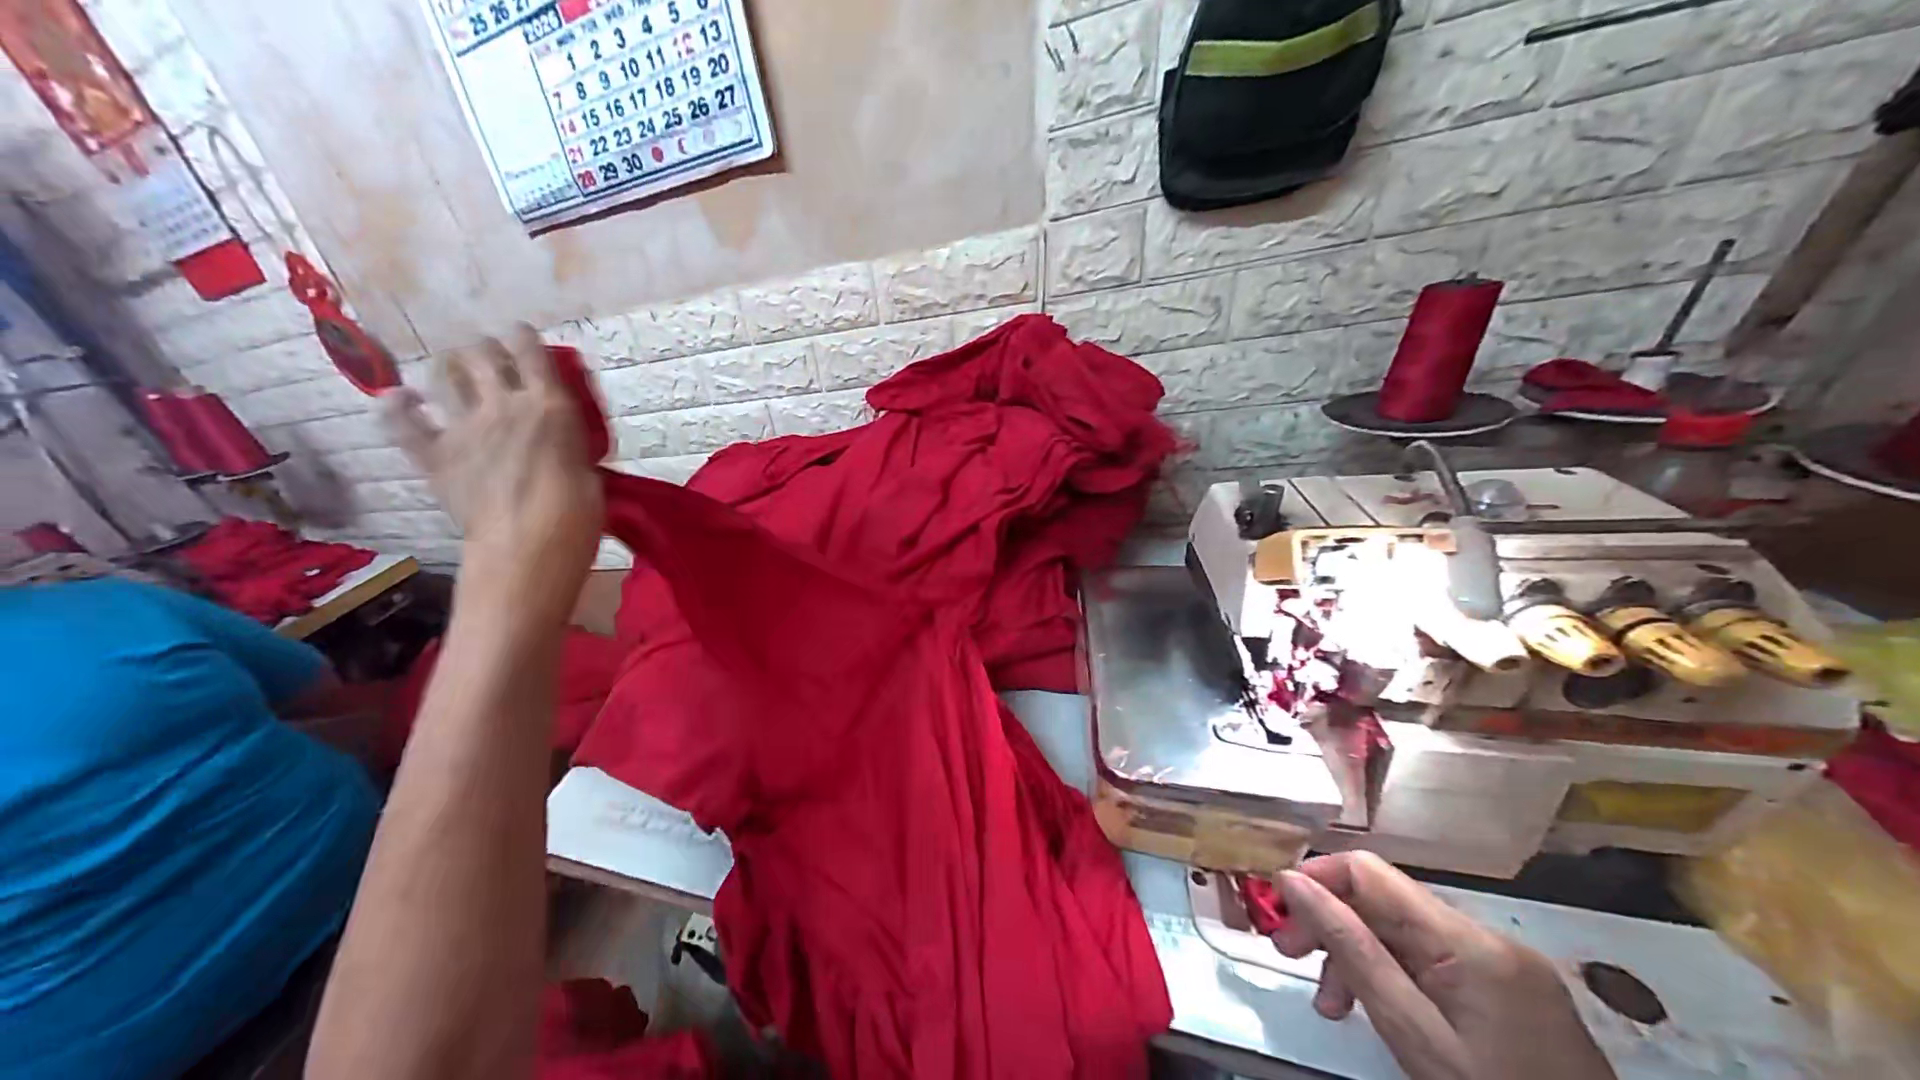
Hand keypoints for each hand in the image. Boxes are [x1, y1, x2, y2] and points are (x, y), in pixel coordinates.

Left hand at [380, 324, 603, 622]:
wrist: (530, 545)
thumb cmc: (579, 512)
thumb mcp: (589, 467)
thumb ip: (568, 442)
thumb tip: (559, 440)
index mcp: (550, 404)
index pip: (530, 350)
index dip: (523, 336)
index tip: (522, 336)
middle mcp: (504, 404)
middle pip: (482, 354)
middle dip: (484, 350)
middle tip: (489, 360)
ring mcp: (463, 427)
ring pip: (443, 376)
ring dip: (447, 369)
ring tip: (451, 371)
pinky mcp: (434, 454)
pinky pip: (402, 421)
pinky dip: (397, 406)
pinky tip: (398, 398)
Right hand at [1272, 852, 1615, 1079]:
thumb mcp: (1410, 1032)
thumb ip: (1350, 950)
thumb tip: (1291, 880)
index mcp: (1467, 941)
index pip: (1370, 872)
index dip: (1315, 879)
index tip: (1277, 911)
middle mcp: (1487, 937)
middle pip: (1384, 902)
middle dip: (1330, 923)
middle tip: (1289, 958)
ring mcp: (1504, 964)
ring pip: (1405, 934)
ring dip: (1357, 956)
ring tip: (1330, 1005)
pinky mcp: (1512, 989)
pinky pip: (1434, 962)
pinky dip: (1395, 976)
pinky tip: (1376, 1009)